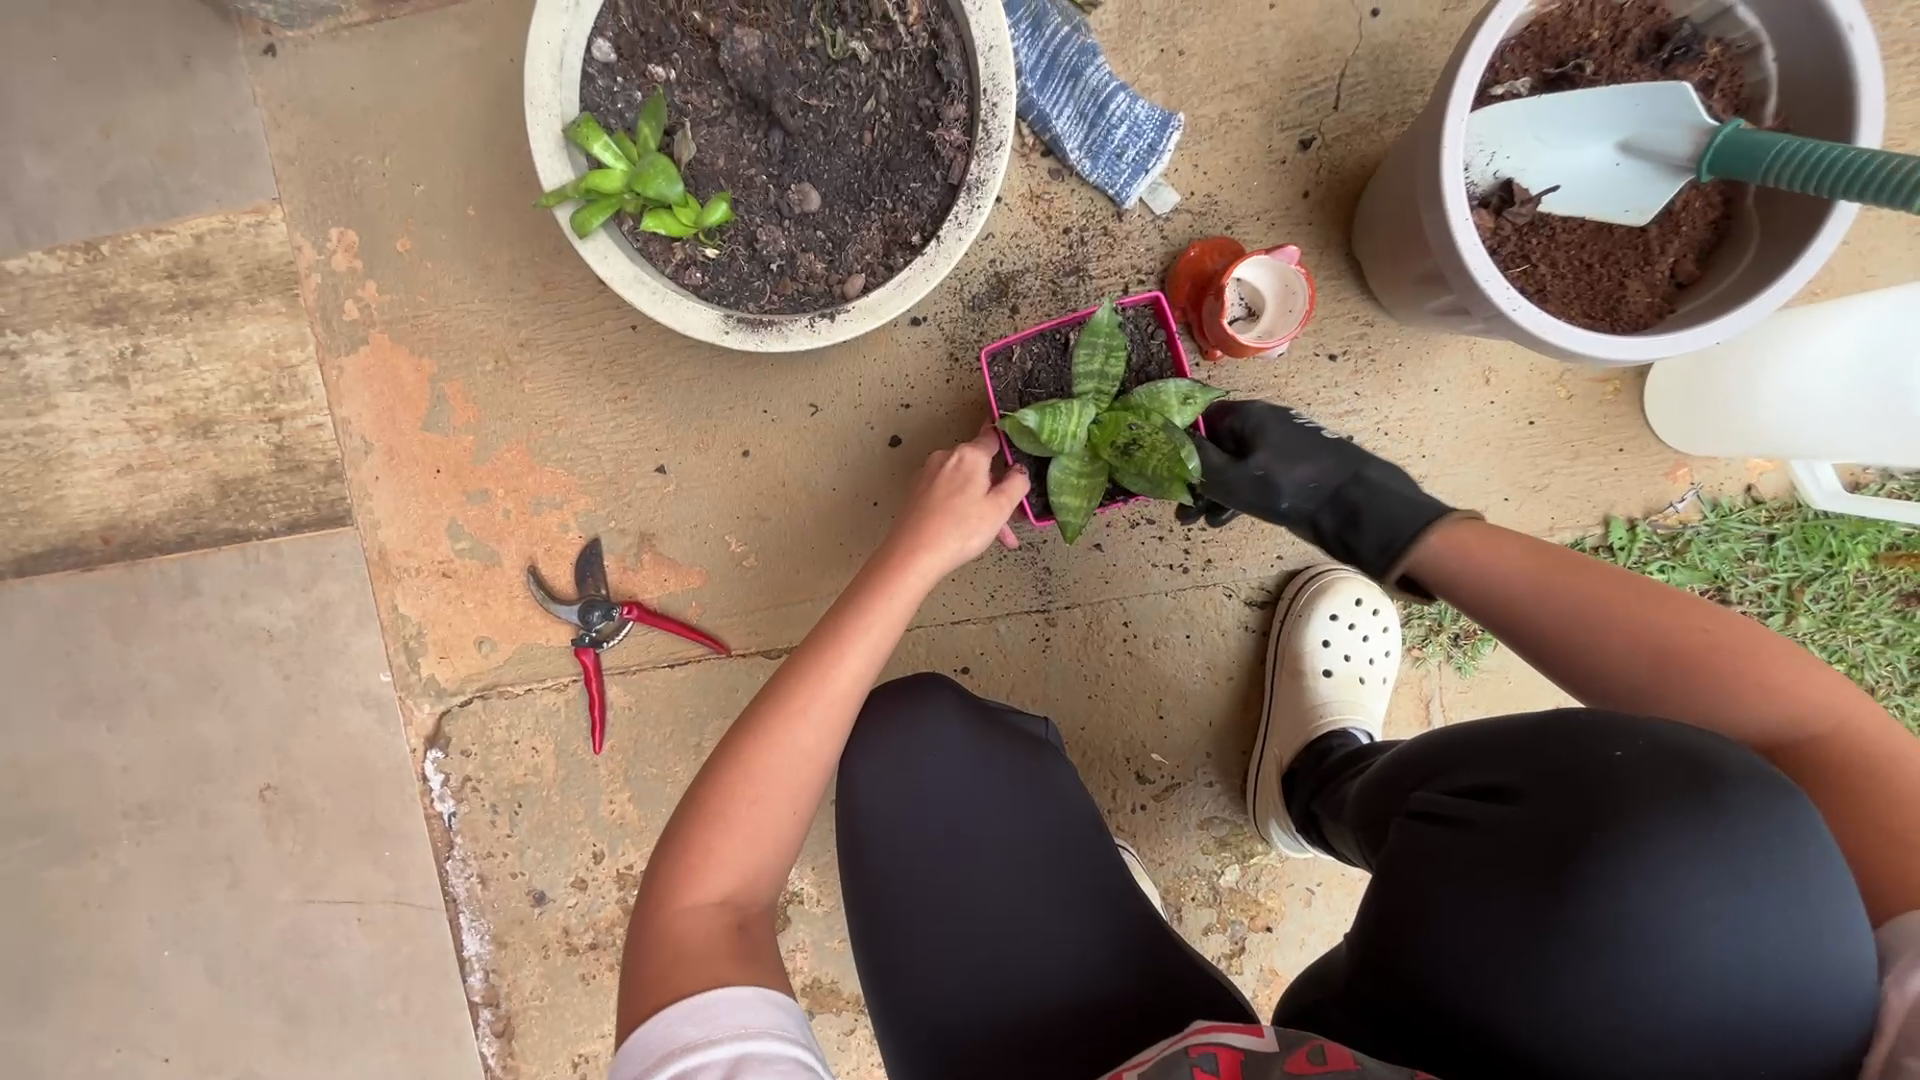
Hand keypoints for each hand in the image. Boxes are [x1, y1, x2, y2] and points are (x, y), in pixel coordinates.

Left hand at [881, 422, 1030, 581]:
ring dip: (980, 504)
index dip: (1006, 440)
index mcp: (969, 455)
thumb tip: (1020, 471)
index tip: (1015, 444)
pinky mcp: (917, 491)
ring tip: (993, 535)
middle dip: (996, 489)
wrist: (912, 554)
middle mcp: (946, 458)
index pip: (992, 435)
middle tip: (1009, 517)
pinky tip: (968, 532)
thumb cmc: (958, 531)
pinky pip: (948, 494)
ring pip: (964, 484)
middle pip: (979, 467)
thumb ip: (1017, 484)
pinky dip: (961, 508)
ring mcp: (929, 474)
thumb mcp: (1000, 508)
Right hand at [1179, 400, 1474, 592]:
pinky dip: (1233, 497)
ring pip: (1230, 466)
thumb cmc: (1290, 487)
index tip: (1159, 465)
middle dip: (1191, 475)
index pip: (1198, 417)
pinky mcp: (1288, 472)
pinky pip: (1250, 479)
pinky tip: (1221, 521)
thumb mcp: (1233, 477)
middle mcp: (1261, 425)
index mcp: (1248, 415)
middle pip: (1213, 445)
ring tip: (1196, 520)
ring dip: (1210, 492)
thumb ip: (1195, 460)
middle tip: (1177, 504)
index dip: (1175, 440)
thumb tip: (1163, 439)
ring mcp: (1276, 449)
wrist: (1357, 506)